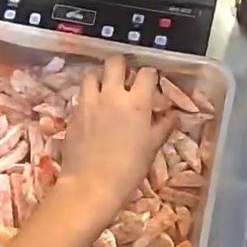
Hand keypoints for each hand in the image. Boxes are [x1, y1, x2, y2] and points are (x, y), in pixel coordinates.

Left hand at [55, 55, 175, 226]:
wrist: (92, 184)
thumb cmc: (129, 169)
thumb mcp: (151, 147)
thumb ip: (163, 127)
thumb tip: (173, 116)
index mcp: (137, 102)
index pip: (147, 73)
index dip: (150, 75)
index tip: (150, 82)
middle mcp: (112, 94)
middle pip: (115, 62)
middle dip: (122, 65)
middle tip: (125, 77)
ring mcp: (89, 101)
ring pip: (92, 73)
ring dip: (99, 76)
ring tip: (104, 87)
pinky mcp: (73, 112)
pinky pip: (80, 93)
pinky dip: (87, 94)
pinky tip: (92, 106)